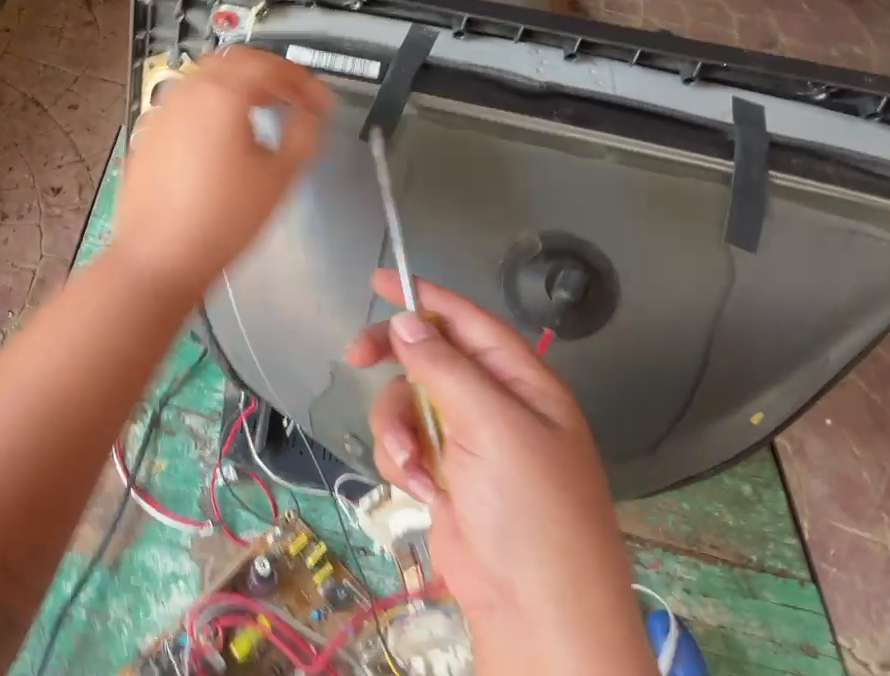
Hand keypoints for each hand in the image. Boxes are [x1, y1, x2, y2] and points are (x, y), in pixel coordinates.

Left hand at [105, 48, 332, 297]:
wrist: (158, 256)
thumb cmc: (220, 221)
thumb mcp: (279, 177)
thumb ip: (304, 133)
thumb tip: (312, 113)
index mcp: (222, 95)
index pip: (269, 66)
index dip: (301, 80)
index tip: (319, 101)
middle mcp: (187, 93)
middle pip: (234, 62)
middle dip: (268, 75)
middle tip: (291, 99)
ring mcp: (162, 112)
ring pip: (204, 79)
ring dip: (237, 87)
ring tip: (261, 114)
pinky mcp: (147, 134)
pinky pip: (184, 104)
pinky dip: (209, 106)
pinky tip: (223, 137)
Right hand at [344, 273, 655, 675]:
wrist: (534, 608)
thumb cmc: (529, 511)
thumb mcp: (492, 428)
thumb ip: (445, 369)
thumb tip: (407, 320)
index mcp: (522, 385)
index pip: (468, 323)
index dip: (425, 298)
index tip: (379, 282)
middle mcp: (494, 407)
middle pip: (428, 358)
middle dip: (393, 360)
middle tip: (355, 357)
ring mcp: (467, 443)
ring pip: (405, 404)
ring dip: (396, 430)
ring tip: (410, 466)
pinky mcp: (442, 475)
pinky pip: (402, 444)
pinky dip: (399, 461)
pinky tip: (417, 489)